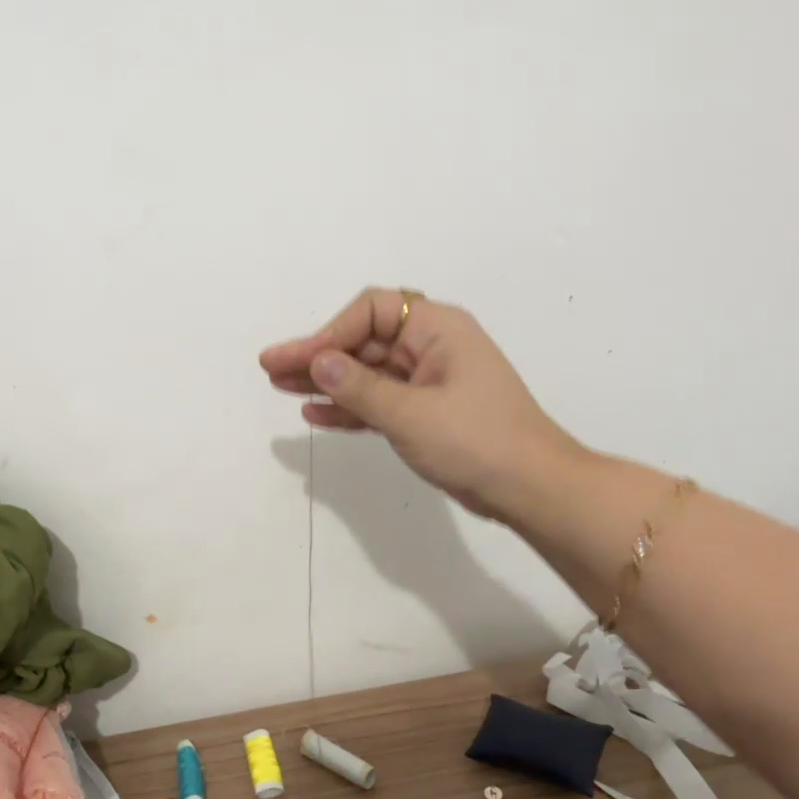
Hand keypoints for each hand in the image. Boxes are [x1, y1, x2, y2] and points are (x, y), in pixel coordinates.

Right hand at [259, 288, 583, 520]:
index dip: (331, 331)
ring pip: (367, 373)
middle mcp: (432, 347)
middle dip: (318, 355)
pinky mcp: (425, 413)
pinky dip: (349, 407)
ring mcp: (429, 382)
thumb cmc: (475, 441)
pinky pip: (378, 401)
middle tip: (270, 368)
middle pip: (364, 340)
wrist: (529, 487)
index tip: (302, 361)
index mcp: (438, 329)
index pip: (372, 311)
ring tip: (280, 389)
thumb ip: (359, 388)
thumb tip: (317, 361)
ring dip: (326, 381)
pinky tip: (314, 414)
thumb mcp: (410, 413)